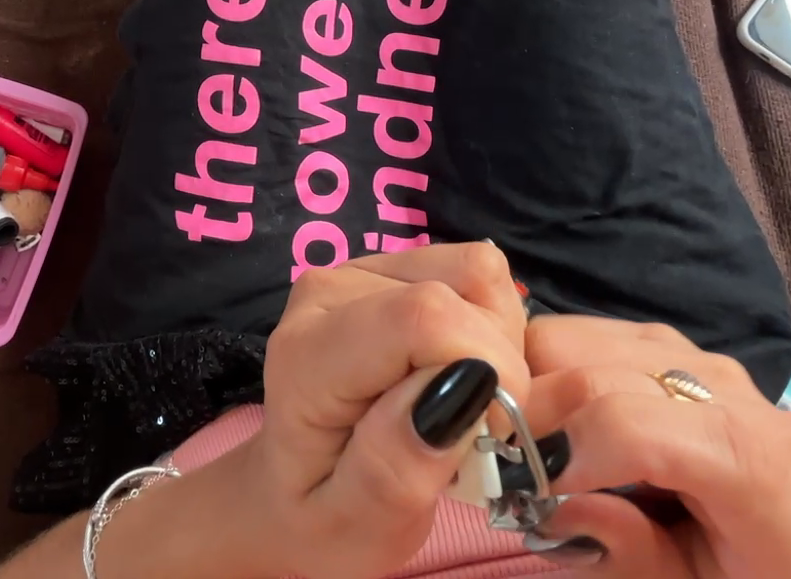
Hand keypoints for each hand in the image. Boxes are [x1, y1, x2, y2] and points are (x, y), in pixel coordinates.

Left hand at [227, 243, 531, 578]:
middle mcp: (330, 291)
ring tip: (464, 399)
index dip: (487, 367)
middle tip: (476, 430)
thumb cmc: (323, 516)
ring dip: (499, 340)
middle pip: (462, 290)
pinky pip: (475, 274)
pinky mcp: (387, 266)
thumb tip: (468, 384)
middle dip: (498, 364)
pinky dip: (491, 324)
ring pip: (478, 273)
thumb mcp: (357, 524)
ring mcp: (358, 269)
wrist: (290, 488)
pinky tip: (461, 370)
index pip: (424, 317)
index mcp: (310, 353)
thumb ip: (400, 465)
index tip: (493, 432)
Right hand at [521, 316, 790, 577]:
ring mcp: (705, 359)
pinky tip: (566, 417)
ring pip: (578, 334)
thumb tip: (546, 503)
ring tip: (541, 441)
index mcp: (763, 473)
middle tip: (511, 463)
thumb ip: (629, 558)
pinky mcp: (676, 345)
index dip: (564, 448)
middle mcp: (735, 394)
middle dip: (532, 409)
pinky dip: (556, 366)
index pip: (638, 424)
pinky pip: (589, 332)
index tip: (521, 486)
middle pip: (592, 363)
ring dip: (536, 382)